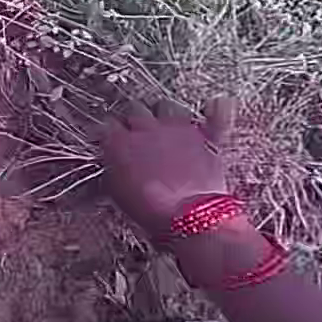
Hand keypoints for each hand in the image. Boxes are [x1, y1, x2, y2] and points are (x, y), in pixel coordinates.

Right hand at [102, 96, 233, 233]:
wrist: (187, 215)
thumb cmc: (150, 209)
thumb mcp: (117, 192)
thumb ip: (112, 168)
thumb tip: (112, 162)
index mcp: (120, 142)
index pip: (107, 125)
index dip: (107, 132)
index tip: (107, 138)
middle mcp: (147, 129)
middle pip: (135, 109)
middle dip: (131, 118)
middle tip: (132, 129)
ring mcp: (177, 129)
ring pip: (165, 105)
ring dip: (161, 112)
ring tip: (161, 122)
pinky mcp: (204, 136)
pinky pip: (214, 113)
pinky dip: (213, 109)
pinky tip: (213, 105)